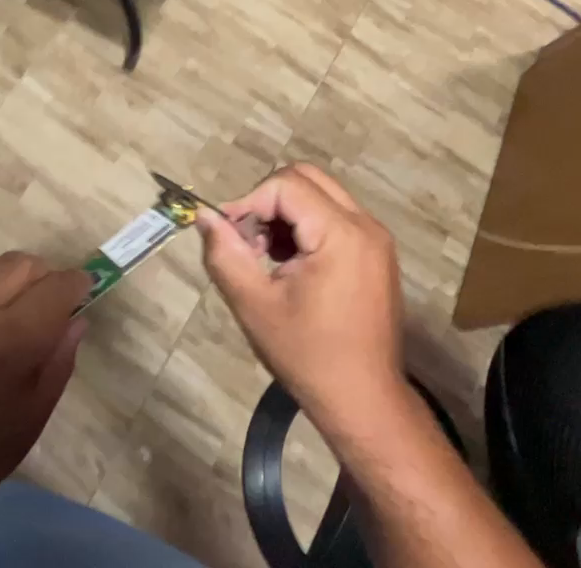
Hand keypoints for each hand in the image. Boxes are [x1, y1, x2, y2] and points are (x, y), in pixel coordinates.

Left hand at [0, 251, 89, 513]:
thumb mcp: (32, 416)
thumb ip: (58, 360)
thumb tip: (76, 319)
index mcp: (10, 338)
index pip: (56, 286)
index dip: (75, 283)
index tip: (83, 289)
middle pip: (19, 263)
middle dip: (41, 275)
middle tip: (46, 300)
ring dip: (2, 280)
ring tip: (4, 310)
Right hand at [199, 164, 406, 426]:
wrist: (363, 401)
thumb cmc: (307, 355)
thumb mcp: (254, 305)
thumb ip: (225, 254)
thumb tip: (204, 215)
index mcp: (341, 234)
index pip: (285, 185)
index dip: (249, 202)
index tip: (228, 237)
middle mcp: (366, 226)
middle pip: (306, 179)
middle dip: (268, 201)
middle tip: (247, 241)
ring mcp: (376, 239)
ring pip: (320, 195)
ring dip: (285, 214)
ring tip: (265, 257)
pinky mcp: (376, 253)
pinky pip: (334, 217)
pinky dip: (305, 227)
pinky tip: (289, 266)